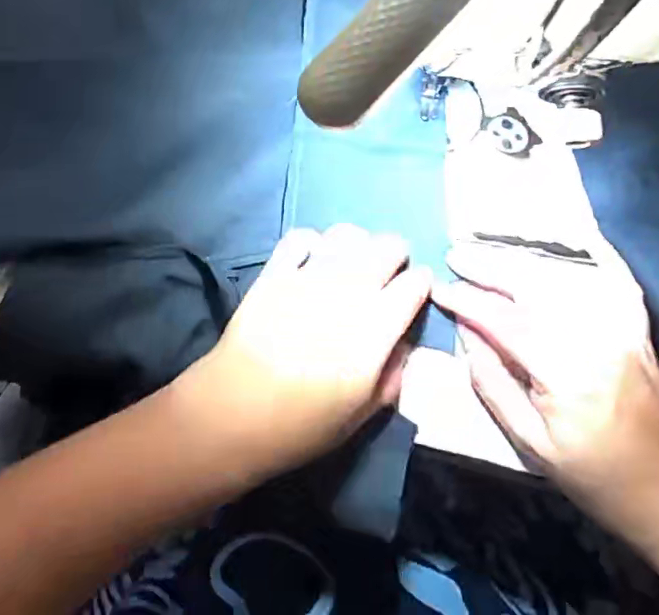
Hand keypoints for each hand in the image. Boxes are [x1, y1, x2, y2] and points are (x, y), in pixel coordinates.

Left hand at [169, 225, 430, 480]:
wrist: (237, 408)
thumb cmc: (304, 423)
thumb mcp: (365, 412)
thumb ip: (394, 372)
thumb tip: (404, 339)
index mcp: (375, 331)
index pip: (413, 285)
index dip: (422, 283)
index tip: (418, 288)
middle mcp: (345, 293)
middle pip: (384, 248)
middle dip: (396, 254)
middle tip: (391, 269)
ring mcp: (305, 277)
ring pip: (345, 235)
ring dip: (358, 243)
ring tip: (355, 260)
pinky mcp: (272, 272)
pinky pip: (299, 238)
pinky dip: (313, 241)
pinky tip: (314, 258)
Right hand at [432, 241, 658, 552]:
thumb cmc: (599, 481)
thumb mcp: (532, 444)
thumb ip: (494, 384)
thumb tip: (467, 336)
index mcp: (566, 375)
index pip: (503, 321)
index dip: (466, 302)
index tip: (437, 290)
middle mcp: (596, 344)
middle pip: (532, 289)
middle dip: (487, 269)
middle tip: (454, 256)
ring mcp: (623, 335)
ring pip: (566, 282)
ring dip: (522, 261)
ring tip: (488, 250)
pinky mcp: (638, 336)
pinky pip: (617, 286)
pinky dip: (598, 259)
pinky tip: (580, 240)